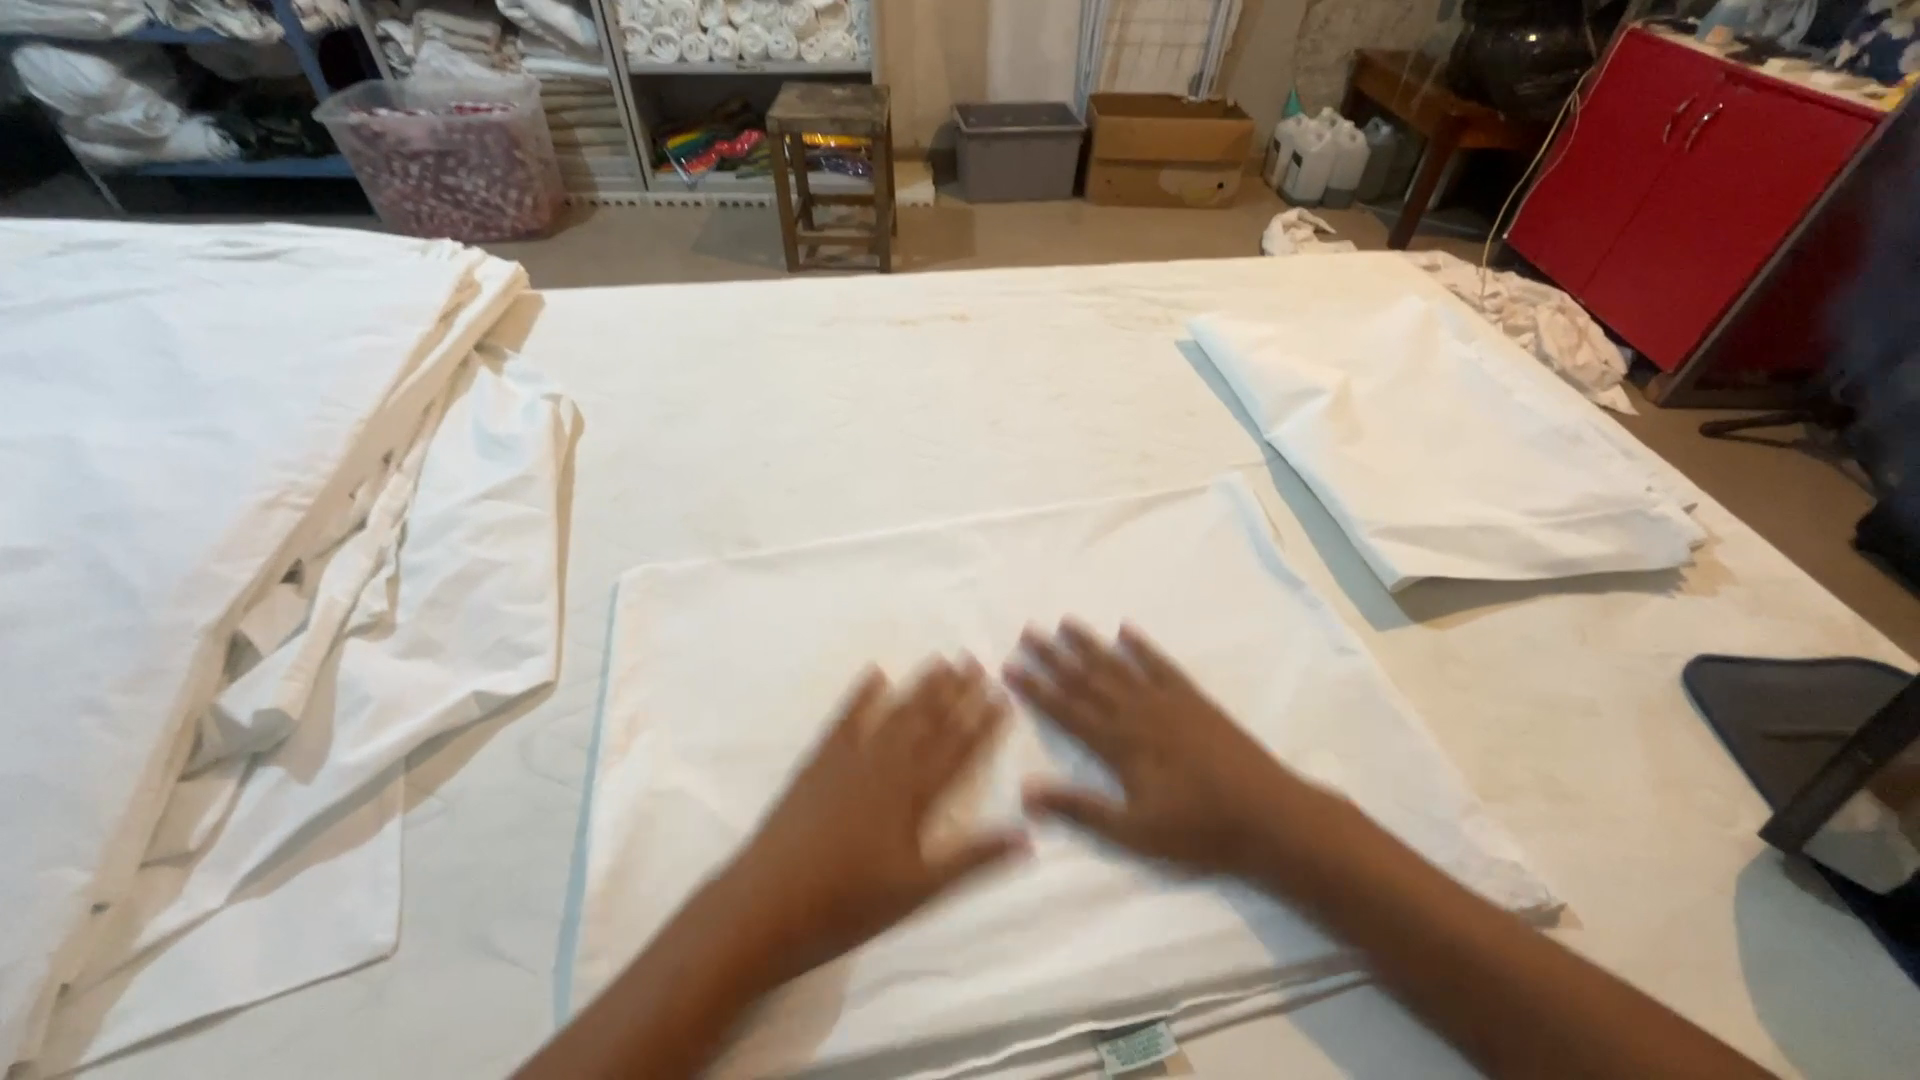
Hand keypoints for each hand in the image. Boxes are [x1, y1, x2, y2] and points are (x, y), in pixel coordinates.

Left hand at [719, 657, 1027, 982]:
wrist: (764, 905)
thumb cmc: (848, 904)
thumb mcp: (919, 891)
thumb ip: (973, 860)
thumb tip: (1029, 838)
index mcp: (914, 795)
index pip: (958, 749)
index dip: (983, 722)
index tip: (1002, 694)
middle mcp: (885, 766)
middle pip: (927, 722)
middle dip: (955, 692)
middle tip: (975, 660)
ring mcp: (847, 761)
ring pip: (892, 714)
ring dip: (919, 688)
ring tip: (940, 661)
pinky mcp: (816, 764)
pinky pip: (844, 720)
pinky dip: (861, 696)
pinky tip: (875, 675)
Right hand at [1006, 620, 1337, 879]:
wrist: (1269, 817)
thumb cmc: (1198, 831)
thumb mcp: (1133, 832)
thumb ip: (1081, 809)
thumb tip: (1027, 793)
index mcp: (1118, 745)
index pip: (1066, 710)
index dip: (1036, 689)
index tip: (1010, 666)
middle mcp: (1137, 714)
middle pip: (1087, 679)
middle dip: (1054, 656)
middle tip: (1028, 631)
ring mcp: (1168, 703)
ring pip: (1120, 666)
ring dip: (1091, 644)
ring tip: (1066, 623)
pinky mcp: (1195, 701)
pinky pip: (1161, 665)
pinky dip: (1142, 648)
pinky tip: (1127, 632)